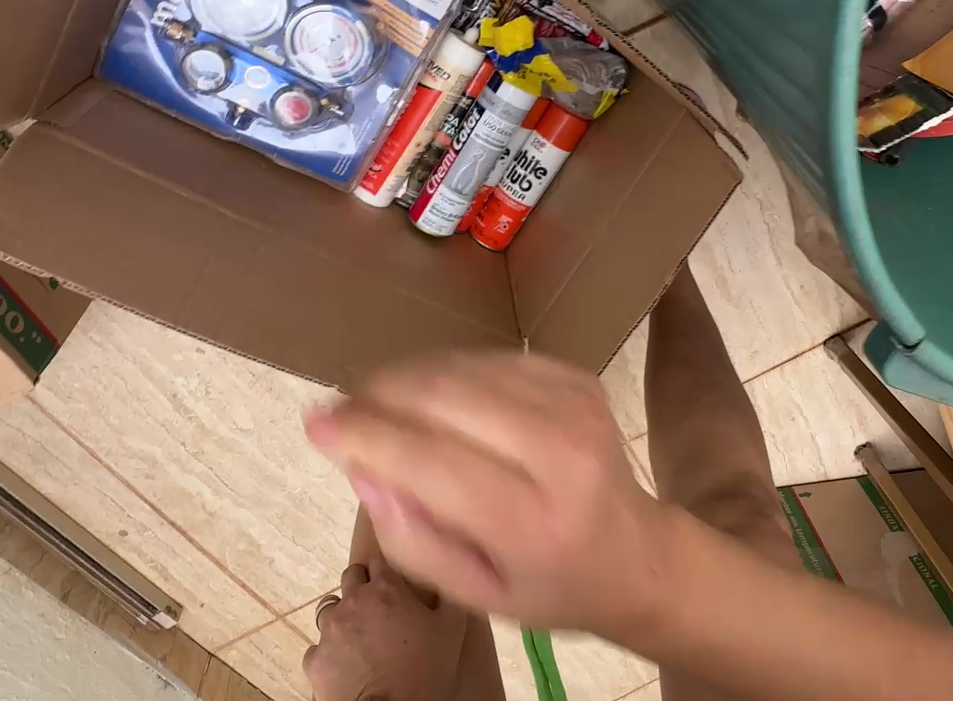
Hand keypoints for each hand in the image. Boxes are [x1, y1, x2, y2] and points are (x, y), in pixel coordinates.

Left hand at [302, 552, 466, 700]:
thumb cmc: (423, 669)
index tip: (395, 584)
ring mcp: (330, 631)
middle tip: (376, 607)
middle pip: (351, 576)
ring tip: (357, 635)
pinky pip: (317, 648)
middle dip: (361, 586)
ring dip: (342, 616)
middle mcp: (354, 601)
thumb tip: (447, 573)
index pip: (379, 560)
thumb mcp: (451, 628)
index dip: (386, 571)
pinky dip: (328, 652)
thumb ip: (448, 594)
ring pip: (329, 609)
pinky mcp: (315, 661)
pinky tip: (343, 664)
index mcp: (386, 588)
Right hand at [304, 351, 670, 634]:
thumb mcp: (476, 593)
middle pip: (445, 396)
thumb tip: (362, 467)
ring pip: (465, 368)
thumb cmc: (550, 583)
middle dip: (379, 393)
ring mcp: (575, 403)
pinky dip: (451, 371)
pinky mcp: (577, 376)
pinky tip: (436, 396)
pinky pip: (493, 358)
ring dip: (410, 377)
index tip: (316, 422)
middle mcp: (561, 451)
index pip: (431, 461)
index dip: (365, 435)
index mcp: (534, 521)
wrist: (636, 550)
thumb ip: (412, 538)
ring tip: (380, 401)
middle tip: (342, 406)